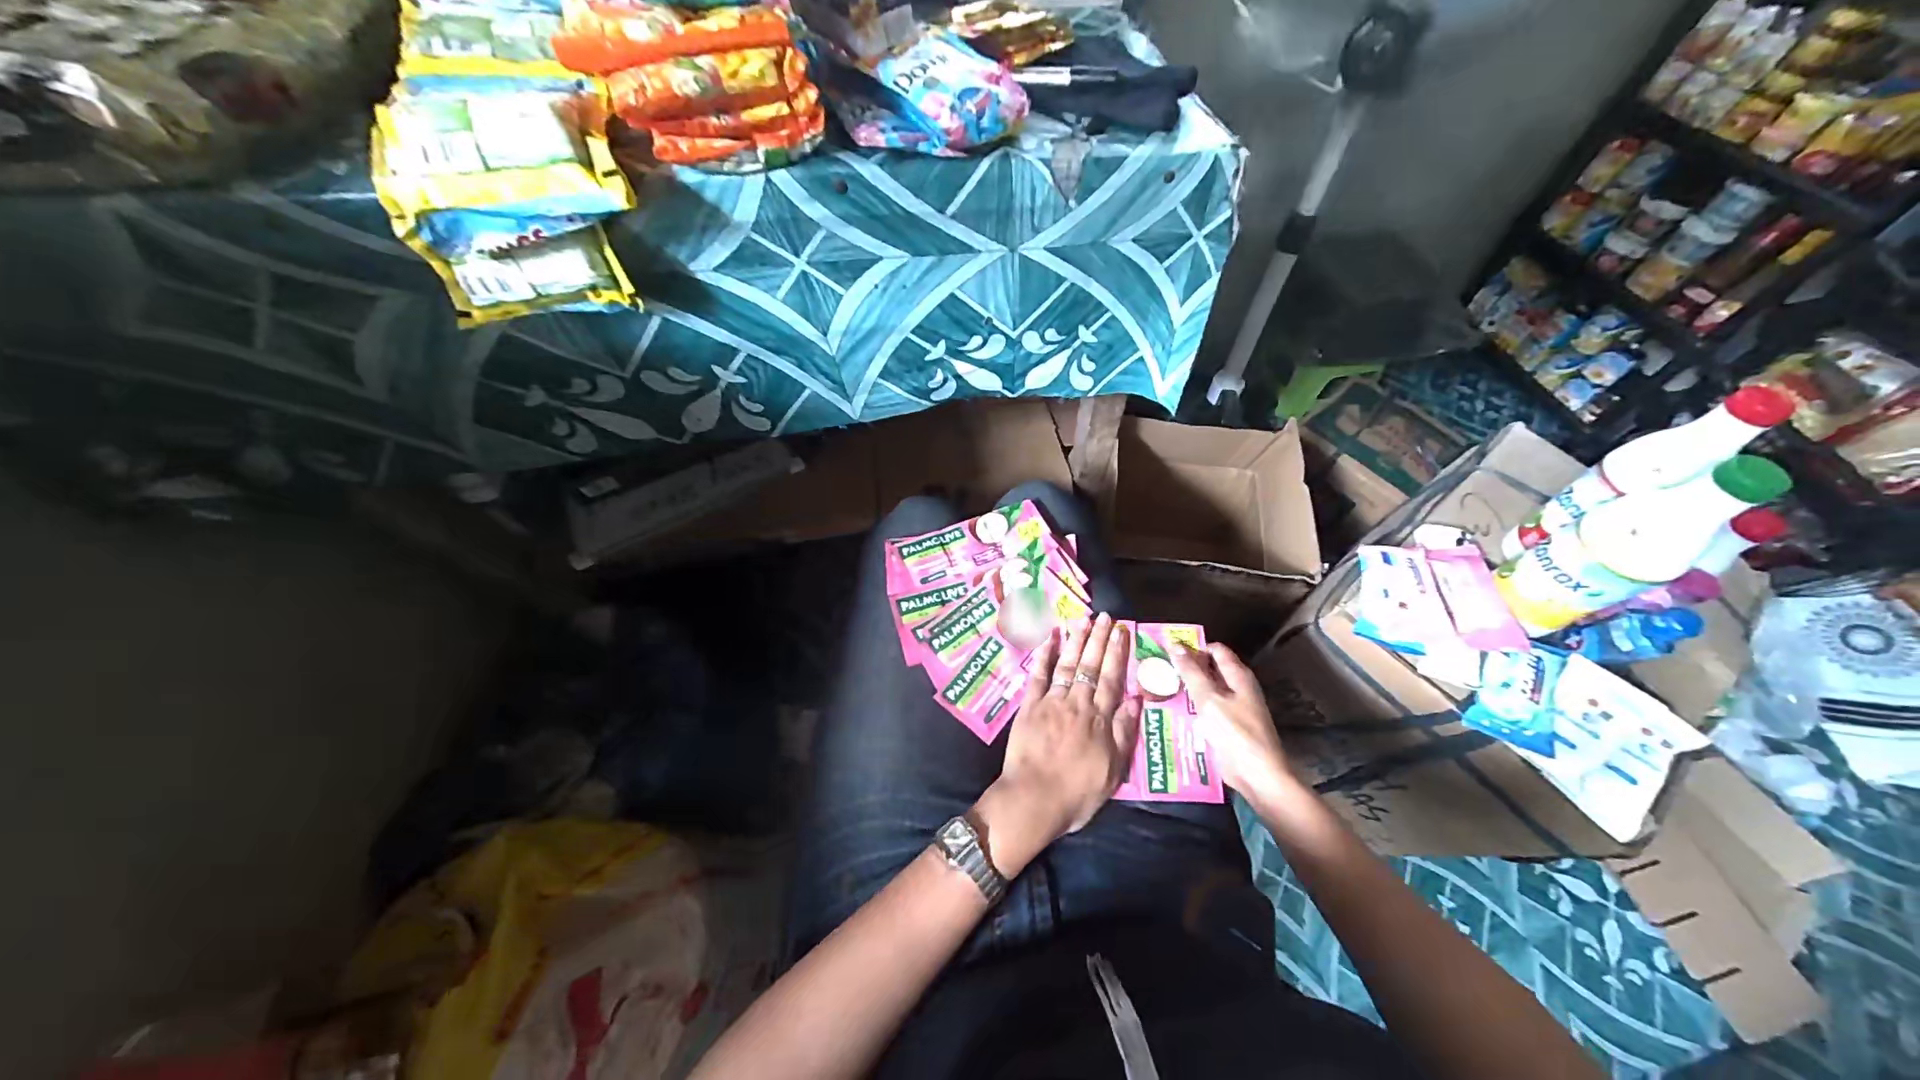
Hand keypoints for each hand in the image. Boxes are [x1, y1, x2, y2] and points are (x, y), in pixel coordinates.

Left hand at [988, 613, 1141, 845]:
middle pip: (1090, 665)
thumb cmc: (1078, 793)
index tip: (1122, 630)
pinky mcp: (1028, 707)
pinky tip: (1049, 638)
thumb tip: (1136, 699)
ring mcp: (1051, 702)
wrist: (1034, 800)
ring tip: (1082, 619)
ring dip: (1075, 640)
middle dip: (1099, 638)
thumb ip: (1125, 733)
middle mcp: (1077, 704)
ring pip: (1067, 665)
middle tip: (1105, 615)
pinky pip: (1037, 675)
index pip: (1112, 678)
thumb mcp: (1114, 770)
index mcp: (1100, 719)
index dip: (1117, 653)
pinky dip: (1043, 655)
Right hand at [1172, 642, 1295, 809]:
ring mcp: (1233, 709)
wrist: (1257, 775)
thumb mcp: (1208, 699)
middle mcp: (1238, 689)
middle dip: (1186, 669)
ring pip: (1206, 692)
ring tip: (1159, 690)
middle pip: (1210, 670)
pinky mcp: (1227, 727)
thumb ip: (1191, 673)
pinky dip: (1191, 709)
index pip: (1215, 650)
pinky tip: (1172, 713)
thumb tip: (1176, 645)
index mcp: (1238, 676)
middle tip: (1159, 671)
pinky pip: (1206, 711)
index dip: (1193, 648)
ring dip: (1186, 691)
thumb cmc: (1235, 733)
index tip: (1168, 652)